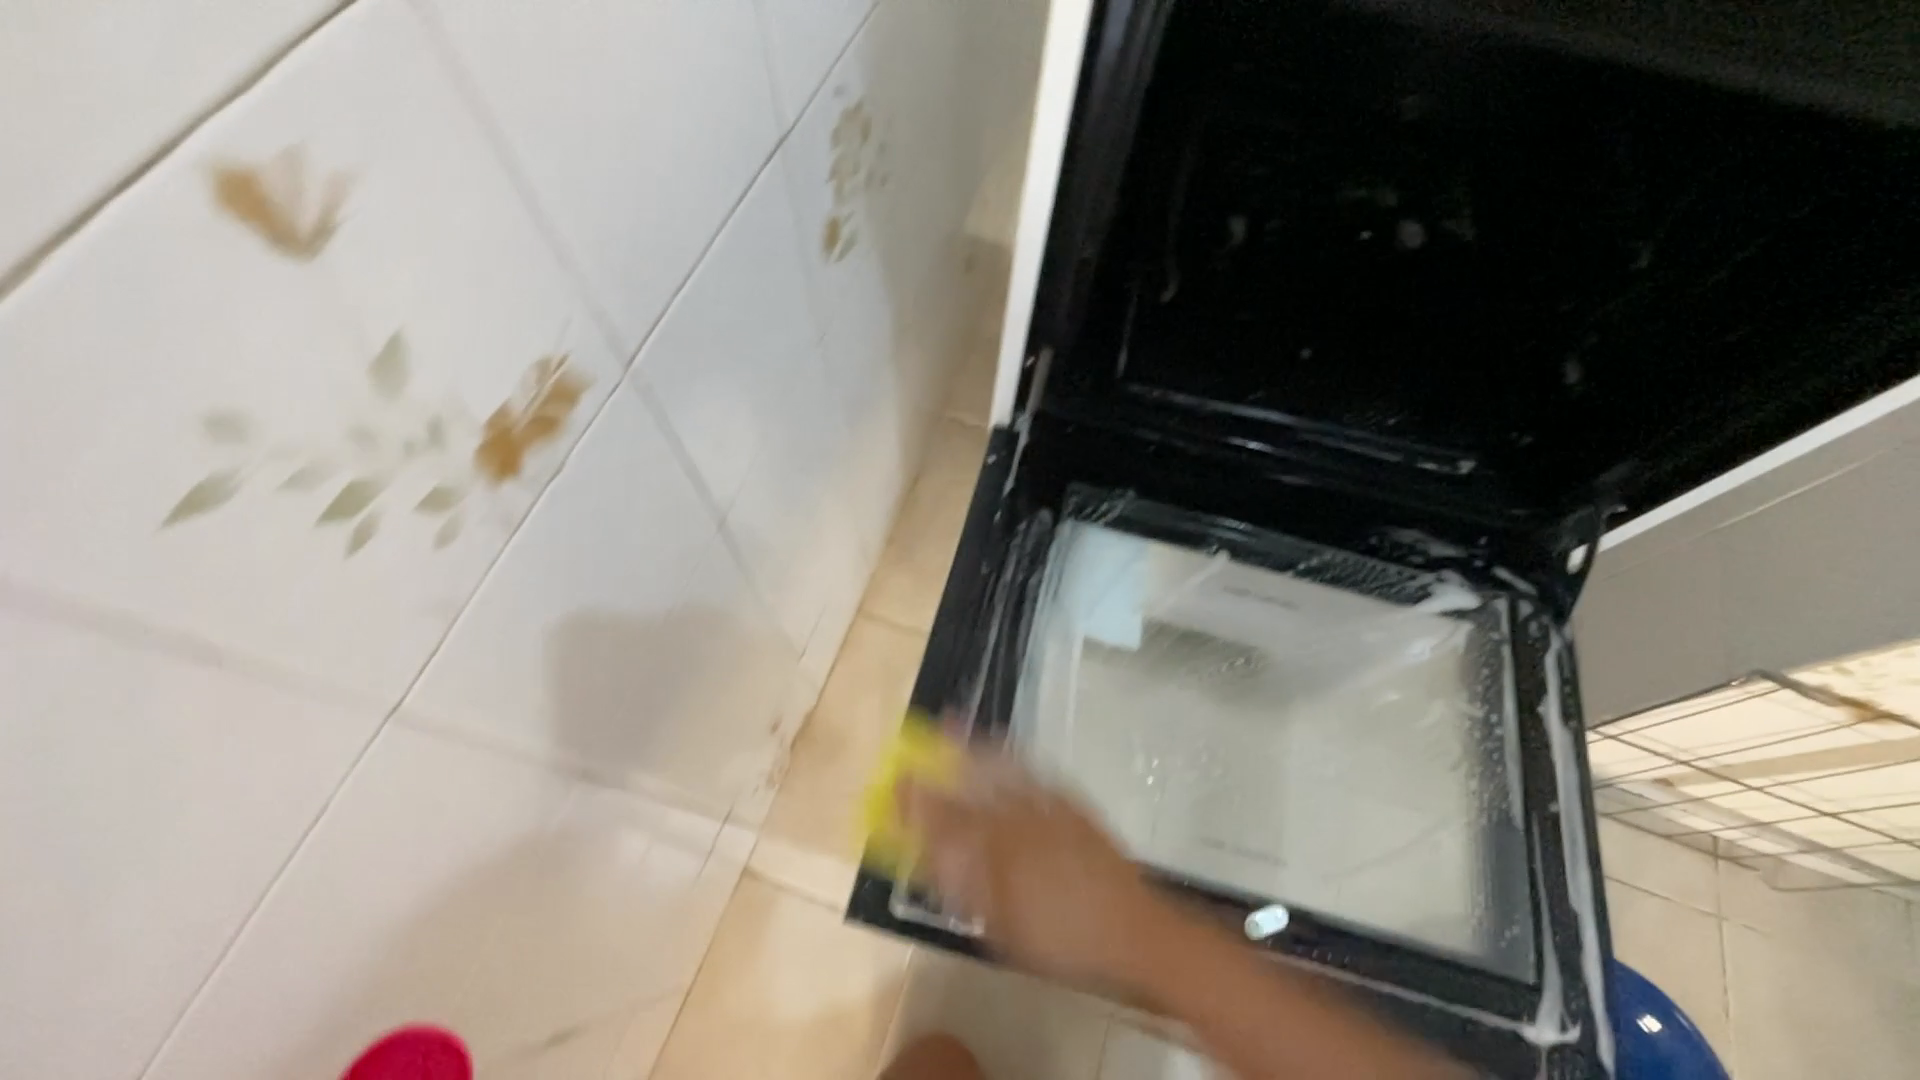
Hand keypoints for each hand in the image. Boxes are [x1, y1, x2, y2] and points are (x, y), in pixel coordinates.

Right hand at [897, 751, 1169, 985]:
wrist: (1135, 932)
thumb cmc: (1064, 941)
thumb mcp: (1004, 926)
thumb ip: (967, 887)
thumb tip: (935, 857)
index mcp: (999, 851)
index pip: (945, 818)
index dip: (915, 801)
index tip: (894, 786)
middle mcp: (1020, 819)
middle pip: (969, 786)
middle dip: (938, 767)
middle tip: (916, 754)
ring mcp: (1050, 807)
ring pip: (1003, 769)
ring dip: (973, 747)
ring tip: (952, 724)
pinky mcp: (1073, 806)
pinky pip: (1035, 772)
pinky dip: (1012, 756)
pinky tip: (1004, 753)